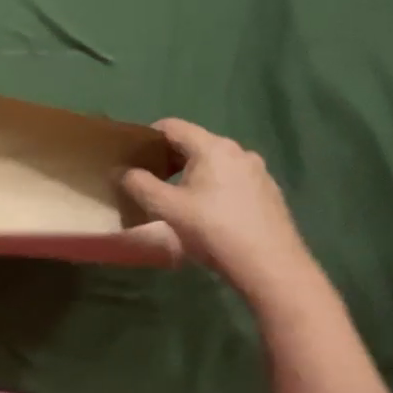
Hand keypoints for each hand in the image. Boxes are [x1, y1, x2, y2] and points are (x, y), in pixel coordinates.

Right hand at [123, 118, 313, 290]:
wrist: (270, 266)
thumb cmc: (212, 229)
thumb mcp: (163, 206)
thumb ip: (137, 183)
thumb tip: (121, 170)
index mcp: (213, 148)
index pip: (172, 126)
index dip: (146, 136)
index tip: (131, 156)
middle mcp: (239, 152)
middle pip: (193, 142)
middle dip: (166, 157)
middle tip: (147, 179)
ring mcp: (258, 172)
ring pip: (212, 161)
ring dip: (189, 172)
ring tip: (174, 197)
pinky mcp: (268, 191)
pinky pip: (230, 177)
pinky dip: (211, 185)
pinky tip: (205, 211)